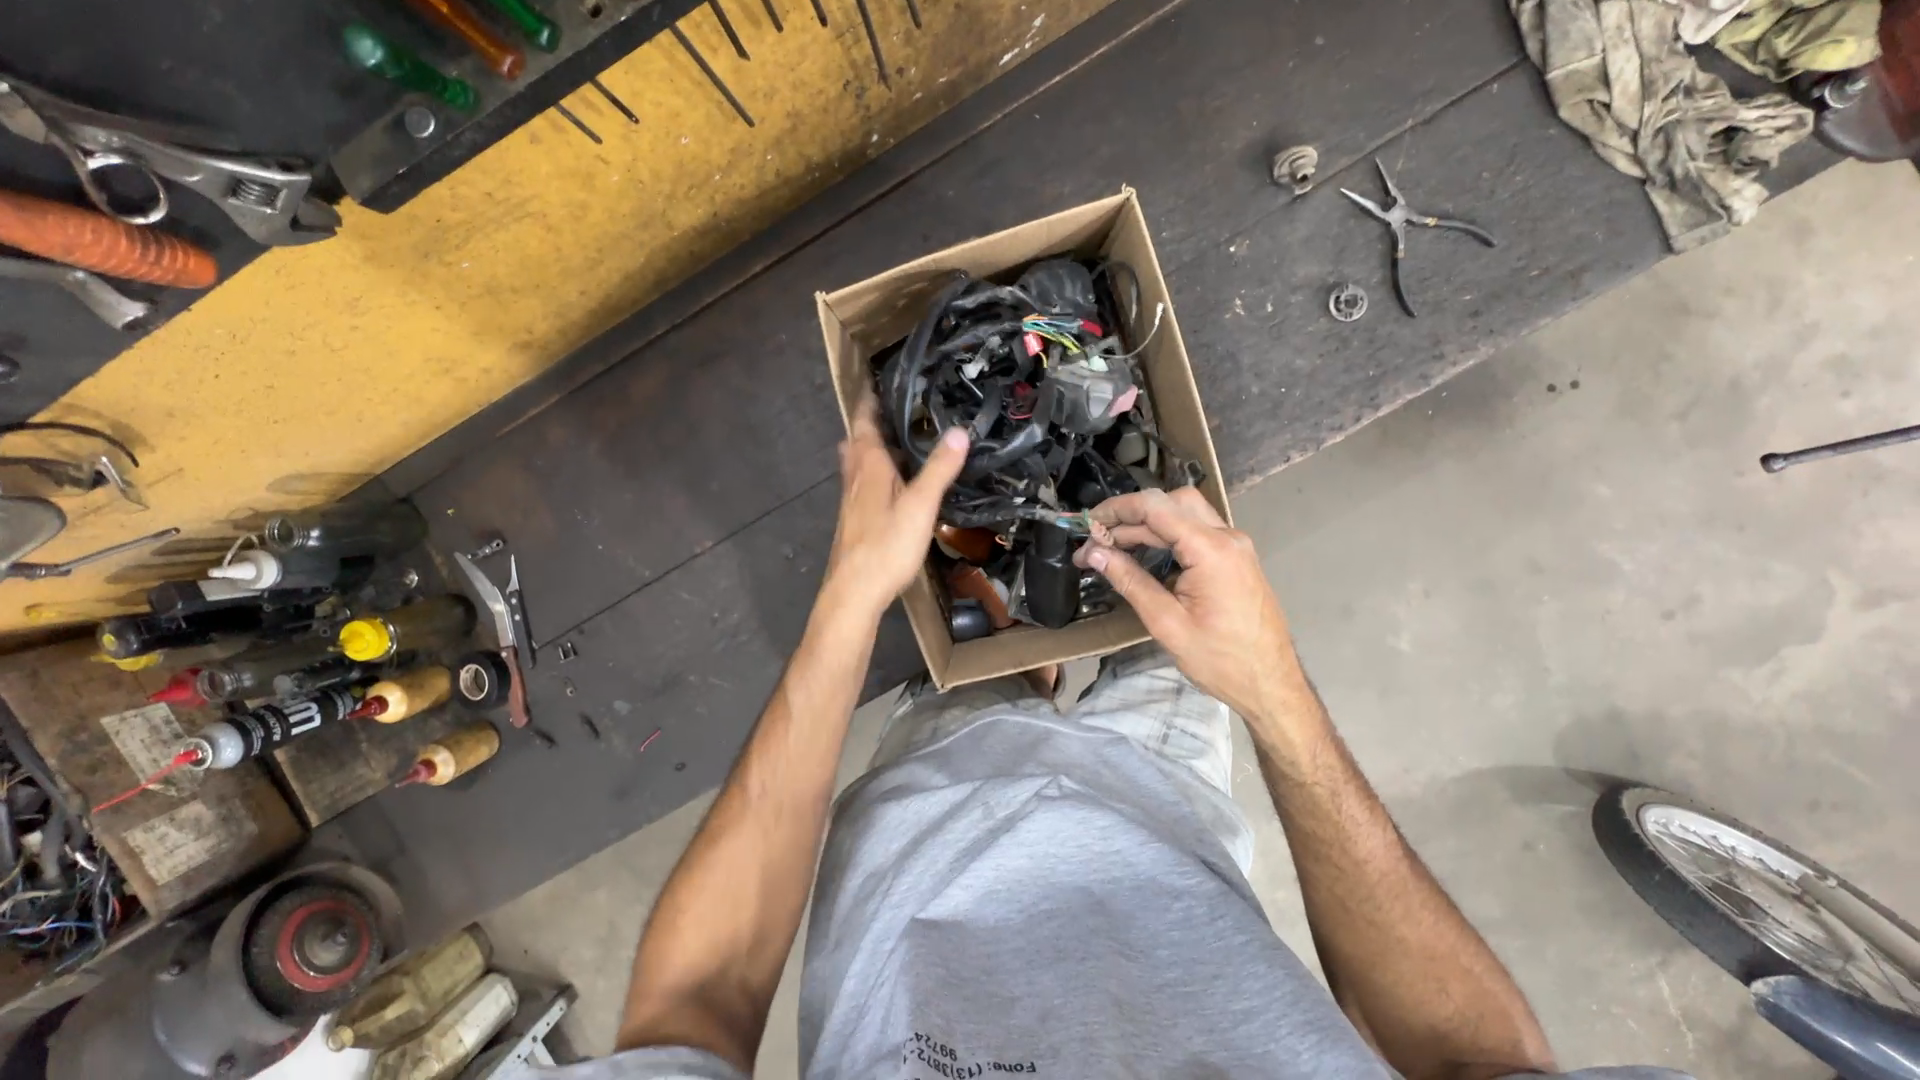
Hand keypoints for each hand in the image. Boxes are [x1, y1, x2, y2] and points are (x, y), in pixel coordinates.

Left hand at [821, 392, 968, 619]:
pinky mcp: (855, 519)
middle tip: (898, 407)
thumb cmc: (886, 546)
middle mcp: (854, 476)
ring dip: (874, 447)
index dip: (871, 397)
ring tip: (901, 439)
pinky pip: (865, 483)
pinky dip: (877, 472)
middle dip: (872, 421)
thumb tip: (959, 430)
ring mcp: (851, 499)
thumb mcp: (921, 505)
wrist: (853, 592)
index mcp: (868, 464)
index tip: (883, 377)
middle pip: (858, 438)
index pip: (864, 419)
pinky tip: (895, 484)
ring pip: (859, 462)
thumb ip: (939, 469)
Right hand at [1075, 488, 1301, 721]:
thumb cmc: (1220, 660)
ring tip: (1114, 548)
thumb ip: (1130, 581)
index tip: (1086, 525)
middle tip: (1097, 540)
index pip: (1156, 507)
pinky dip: (1168, 535)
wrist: (1271, 683)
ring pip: (1185, 514)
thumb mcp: (1166, 623)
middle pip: (1171, 502)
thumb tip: (1095, 553)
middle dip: (1130, 515)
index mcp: (1211, 550)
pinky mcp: (1236, 558)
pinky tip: (1145, 556)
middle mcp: (1227, 538)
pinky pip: (1198, 532)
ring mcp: (1235, 546)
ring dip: (1148, 524)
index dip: (1117, 510)